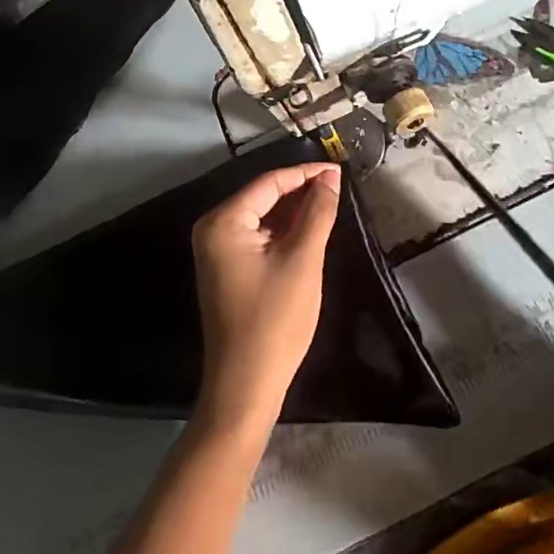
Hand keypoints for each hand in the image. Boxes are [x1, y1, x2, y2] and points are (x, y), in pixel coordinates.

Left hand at [191, 163, 342, 425]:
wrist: (246, 384)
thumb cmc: (275, 320)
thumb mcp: (303, 260)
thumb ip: (318, 212)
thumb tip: (330, 177)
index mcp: (223, 223)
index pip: (269, 182)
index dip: (306, 173)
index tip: (340, 169)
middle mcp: (213, 230)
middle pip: (263, 196)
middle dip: (301, 190)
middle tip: (339, 186)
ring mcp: (218, 252)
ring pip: (263, 216)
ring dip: (295, 210)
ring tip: (331, 203)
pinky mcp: (229, 269)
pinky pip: (259, 237)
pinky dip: (285, 230)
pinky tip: (311, 230)